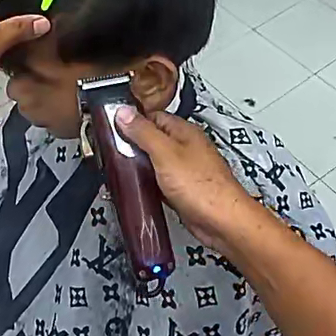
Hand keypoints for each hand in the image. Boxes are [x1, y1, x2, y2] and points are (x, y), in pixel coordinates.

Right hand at [115, 106, 266, 250]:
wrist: (222, 221)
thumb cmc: (205, 188)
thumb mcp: (165, 153)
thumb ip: (144, 132)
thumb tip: (125, 113)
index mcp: (185, 132)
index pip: (153, 116)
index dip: (132, 120)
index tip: (114, 127)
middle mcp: (187, 149)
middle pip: (153, 140)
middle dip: (134, 146)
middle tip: (117, 152)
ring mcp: (185, 171)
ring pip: (156, 163)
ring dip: (141, 167)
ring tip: (126, 171)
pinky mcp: (183, 190)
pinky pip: (161, 183)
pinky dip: (151, 185)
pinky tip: (143, 190)